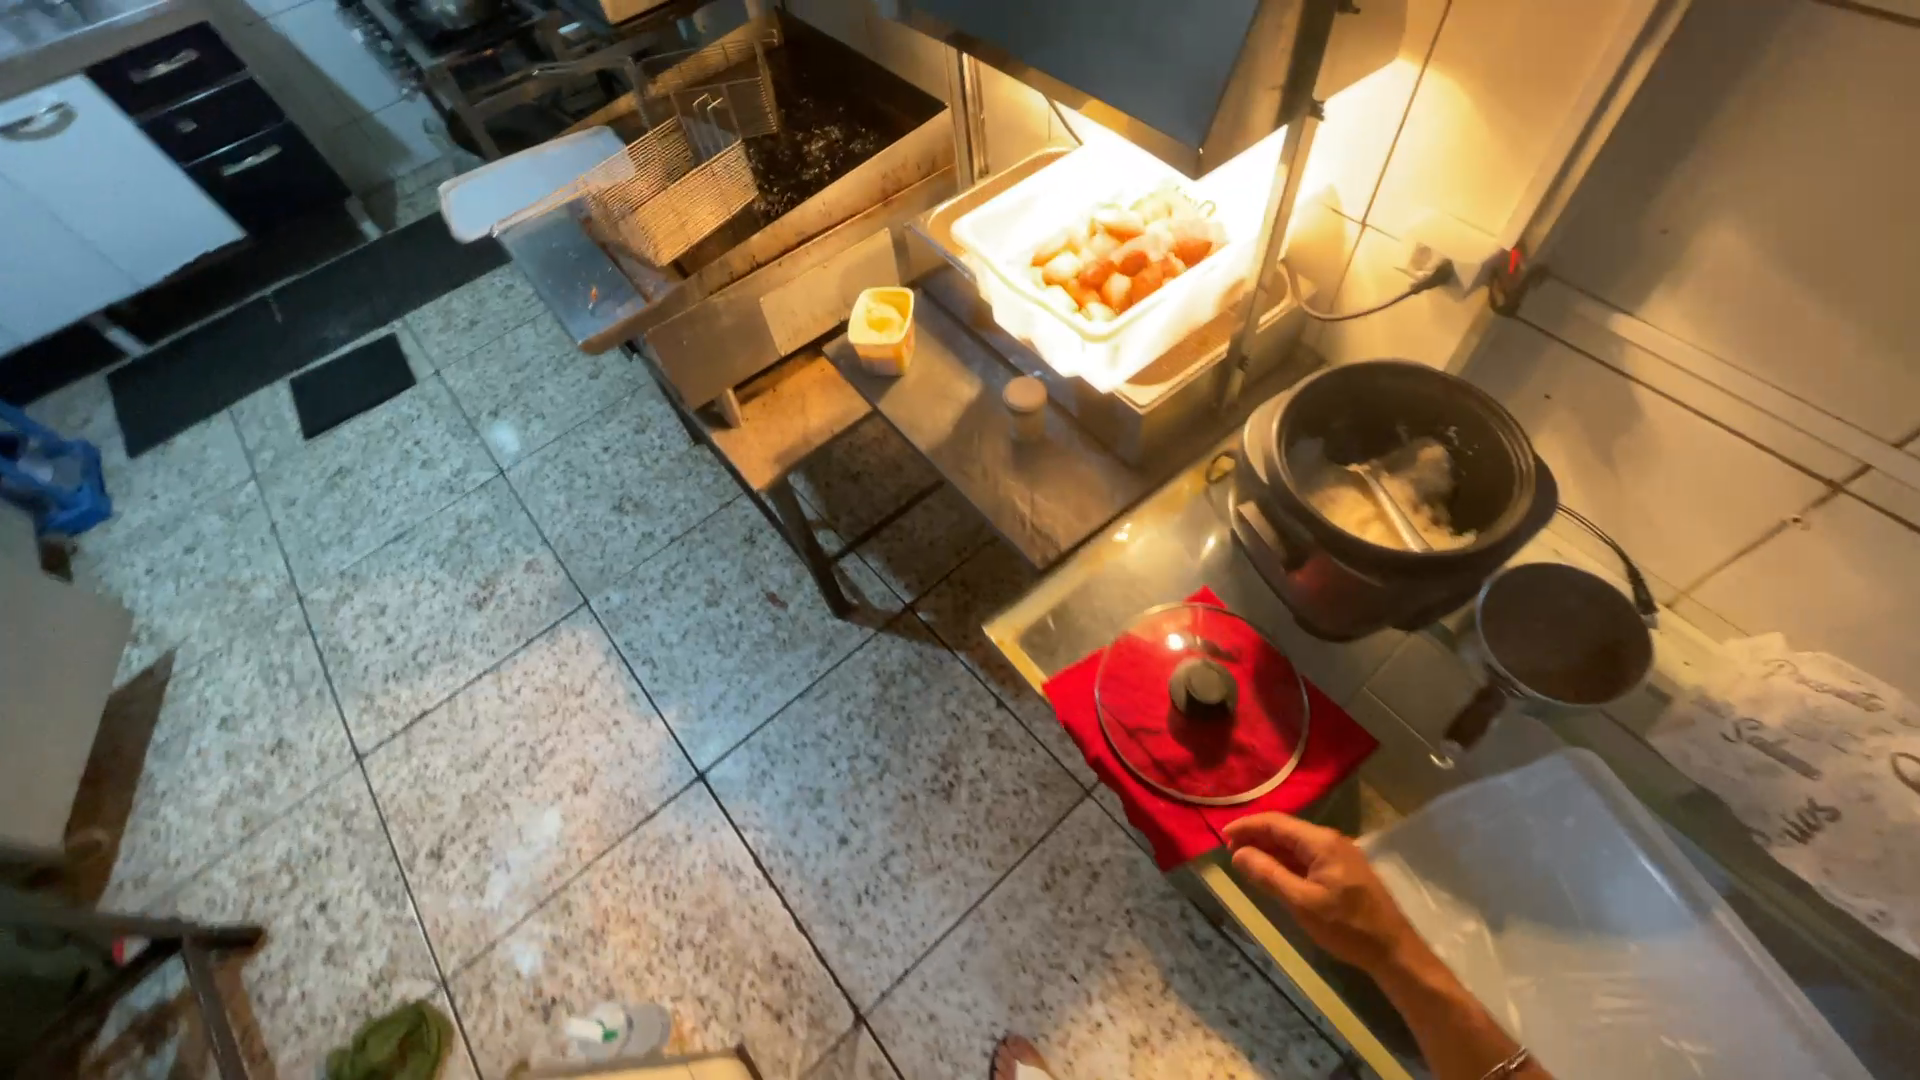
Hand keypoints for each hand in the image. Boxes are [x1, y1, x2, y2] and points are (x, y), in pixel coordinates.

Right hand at [1222, 813, 1426, 975]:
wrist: (1395, 952)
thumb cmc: (1347, 927)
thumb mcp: (1302, 903)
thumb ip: (1268, 875)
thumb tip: (1237, 853)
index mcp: (1320, 842)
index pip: (1274, 823)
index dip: (1246, 827)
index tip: (1223, 837)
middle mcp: (1330, 840)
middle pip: (1285, 829)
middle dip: (1256, 837)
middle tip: (1232, 853)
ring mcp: (1340, 854)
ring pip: (1295, 843)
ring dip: (1270, 850)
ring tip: (1248, 863)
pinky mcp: (1344, 869)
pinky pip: (1307, 856)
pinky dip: (1286, 860)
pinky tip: (1275, 873)